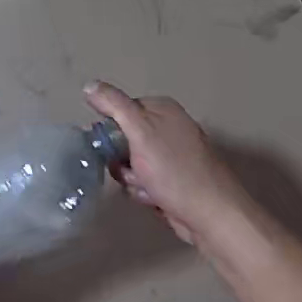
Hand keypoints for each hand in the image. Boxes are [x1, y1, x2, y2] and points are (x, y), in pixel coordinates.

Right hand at [84, 80, 255, 247]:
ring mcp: (172, 154)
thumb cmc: (175, 171)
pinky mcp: (174, 179)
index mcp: (162, 108)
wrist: (213, 217)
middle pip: (122, 137)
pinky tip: (154, 198)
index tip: (108, 146)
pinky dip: (144, 190)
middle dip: (120, 158)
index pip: (118, 109)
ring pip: (130, 161)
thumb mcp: (140, 131)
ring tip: (146, 187)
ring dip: (131, 177)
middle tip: (129, 169)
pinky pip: (143, 179)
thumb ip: (113, 105)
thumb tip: (89, 85)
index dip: (109, 129)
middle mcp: (168, 127)